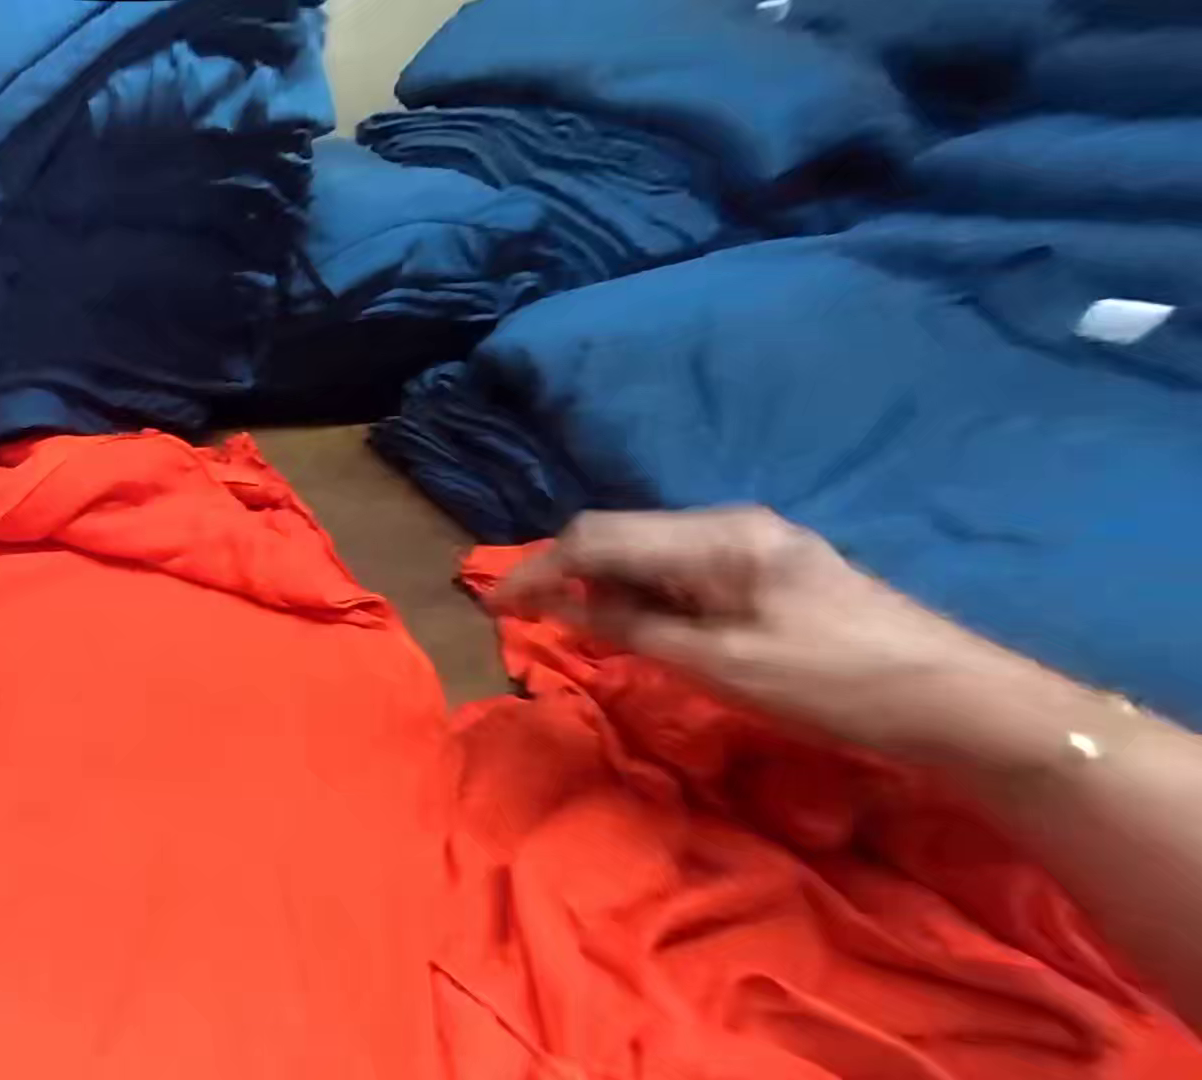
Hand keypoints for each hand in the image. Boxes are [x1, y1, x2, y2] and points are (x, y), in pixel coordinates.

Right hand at [494, 507, 1115, 767]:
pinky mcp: (752, 558)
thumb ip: (626, 625)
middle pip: (611, 531)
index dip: (536, 569)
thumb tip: (553, 604)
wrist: (963, 703)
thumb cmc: (833, 686)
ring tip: (575, 622)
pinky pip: (668, 561)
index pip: (595, 539)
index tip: (493, 603)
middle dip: (559, 569)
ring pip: (636, 545)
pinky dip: (634, 587)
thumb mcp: (716, 664)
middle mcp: (721, 521)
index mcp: (713, 539)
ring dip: (595, 579)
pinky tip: (632, 616)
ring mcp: (740, 536)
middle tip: (524, 613)